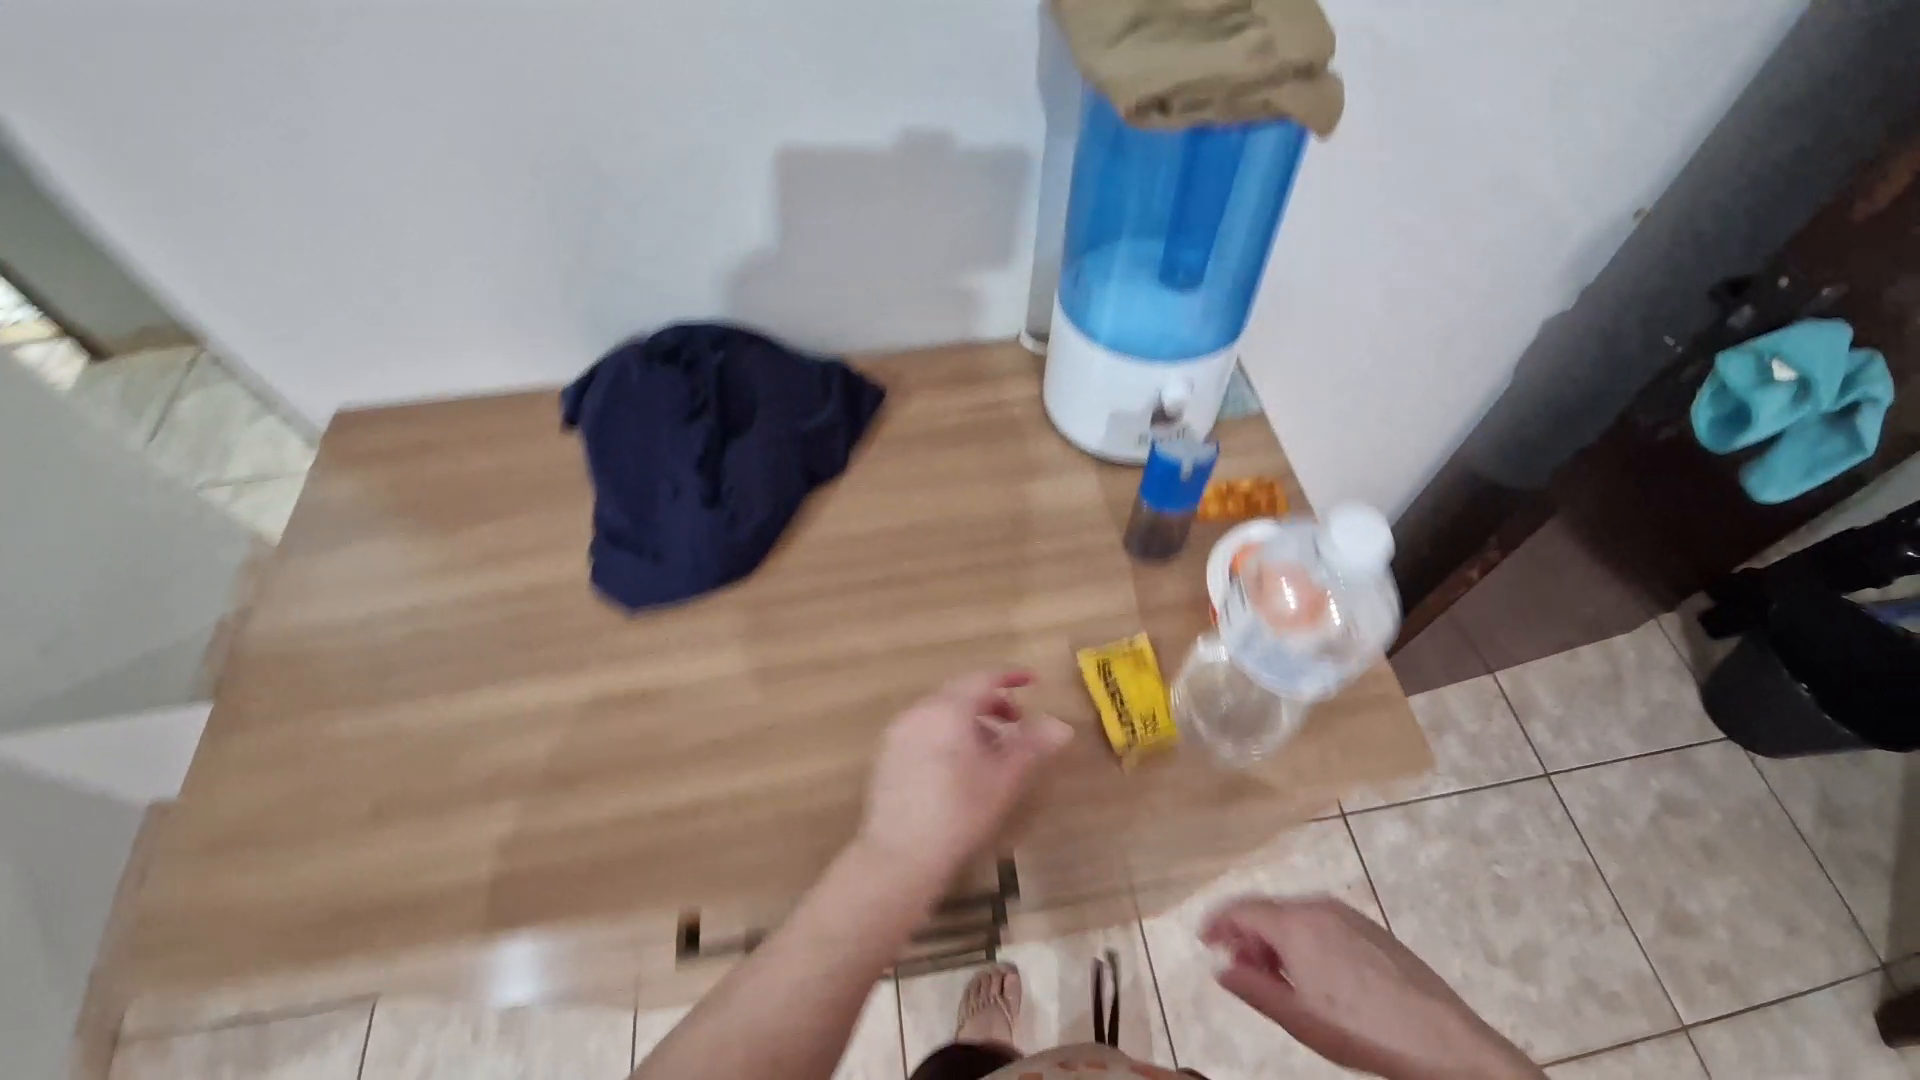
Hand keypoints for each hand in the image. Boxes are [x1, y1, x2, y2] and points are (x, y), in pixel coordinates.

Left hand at [858, 670, 1072, 879]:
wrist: (901, 854)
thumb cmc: (961, 812)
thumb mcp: (1005, 778)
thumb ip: (1032, 745)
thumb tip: (1061, 725)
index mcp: (948, 709)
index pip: (984, 678)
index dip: (1011, 676)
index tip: (1033, 681)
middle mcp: (919, 711)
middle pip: (960, 693)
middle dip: (992, 702)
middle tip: (1017, 723)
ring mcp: (898, 733)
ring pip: (940, 713)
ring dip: (970, 720)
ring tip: (992, 750)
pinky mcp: (887, 756)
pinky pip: (923, 730)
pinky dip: (947, 734)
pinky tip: (959, 767)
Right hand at [1203, 896, 1541, 1079]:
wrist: (1443, 1040)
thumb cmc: (1361, 1031)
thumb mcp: (1298, 1018)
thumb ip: (1253, 987)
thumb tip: (1221, 967)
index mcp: (1295, 923)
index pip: (1241, 909)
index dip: (1218, 923)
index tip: (1204, 941)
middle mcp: (1318, 907)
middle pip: (1268, 910)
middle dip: (1247, 934)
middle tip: (1239, 968)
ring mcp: (1348, 914)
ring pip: (1295, 916)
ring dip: (1275, 939)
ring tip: (1275, 976)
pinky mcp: (1371, 928)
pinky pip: (1321, 923)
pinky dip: (1303, 939)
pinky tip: (1312, 974)